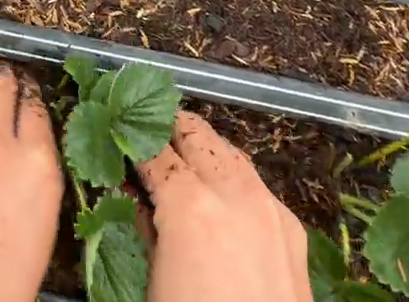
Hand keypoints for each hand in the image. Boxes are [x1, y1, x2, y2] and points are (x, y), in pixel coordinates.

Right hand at [136, 111, 312, 301]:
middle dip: (166, 129)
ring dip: (201, 146)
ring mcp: (266, 205)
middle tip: (145, 132)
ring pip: (228, 150)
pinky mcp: (291, 225)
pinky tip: (220, 193)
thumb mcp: (154, 279)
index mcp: (188, 202)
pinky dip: (231, 175)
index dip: (132, 142)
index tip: (117, 137)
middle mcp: (230, 191)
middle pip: (193, 134)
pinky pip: (254, 182)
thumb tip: (136, 197)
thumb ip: (146, 227)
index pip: (152, 150)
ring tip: (180, 153)